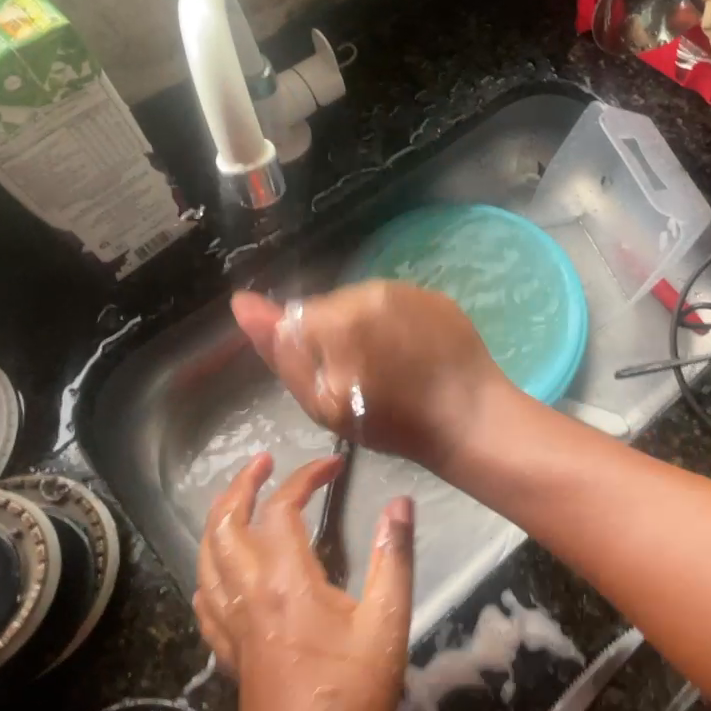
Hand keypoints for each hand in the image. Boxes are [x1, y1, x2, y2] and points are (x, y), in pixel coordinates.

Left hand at [194, 452, 413, 710]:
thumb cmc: (354, 696)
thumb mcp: (388, 624)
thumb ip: (395, 558)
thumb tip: (399, 501)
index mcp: (286, 584)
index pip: (281, 509)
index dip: (304, 478)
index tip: (333, 466)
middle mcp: (249, 597)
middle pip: (224, 526)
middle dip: (240, 486)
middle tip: (263, 462)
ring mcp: (232, 628)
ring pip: (206, 560)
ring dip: (218, 520)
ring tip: (240, 500)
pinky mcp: (230, 655)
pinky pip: (205, 599)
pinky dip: (210, 568)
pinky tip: (225, 570)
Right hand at [231, 282, 511, 468]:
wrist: (468, 418)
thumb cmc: (391, 422)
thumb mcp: (322, 402)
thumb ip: (280, 351)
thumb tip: (241, 303)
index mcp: (337, 315)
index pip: (299, 319)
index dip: (311, 352)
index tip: (334, 379)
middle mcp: (371, 289)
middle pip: (333, 307)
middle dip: (338, 337)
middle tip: (364, 378)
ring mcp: (407, 288)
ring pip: (366, 303)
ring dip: (368, 328)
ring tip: (391, 367)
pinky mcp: (435, 295)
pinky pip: (399, 304)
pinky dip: (398, 324)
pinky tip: (413, 353)